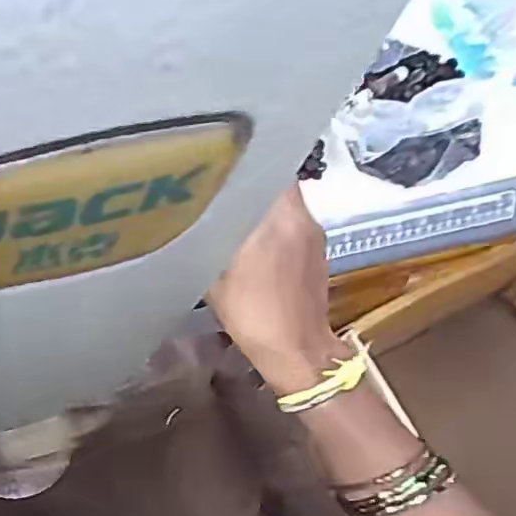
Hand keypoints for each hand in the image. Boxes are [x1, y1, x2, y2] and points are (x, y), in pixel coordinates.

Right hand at [209, 186, 345, 389]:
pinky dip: (273, 225)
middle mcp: (302, 217)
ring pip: (285, 203)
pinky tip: (254, 242)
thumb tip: (197, 219)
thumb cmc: (253, 317)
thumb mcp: (216, 282)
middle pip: (276, 183)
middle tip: (220, 190)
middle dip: (250, 184)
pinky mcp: (318, 250)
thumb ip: (210, 244)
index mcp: (277, 219)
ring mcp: (314, 233)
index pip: (265, 169)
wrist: (297, 350)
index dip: (241, 164)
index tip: (217, 166)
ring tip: (233, 215)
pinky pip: (292, 224)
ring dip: (262, 205)